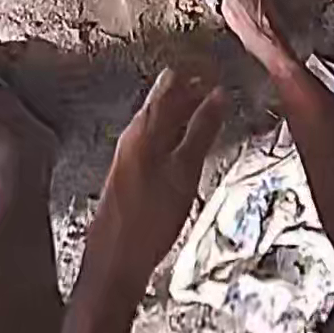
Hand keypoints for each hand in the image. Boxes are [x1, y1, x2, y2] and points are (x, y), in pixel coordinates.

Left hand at [84, 64, 227, 293]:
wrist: (114, 262)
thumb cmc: (149, 218)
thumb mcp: (185, 170)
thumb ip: (203, 129)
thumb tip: (218, 95)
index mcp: (145, 127)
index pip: (171, 82)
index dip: (195, 73)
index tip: (217, 70)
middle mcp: (134, 134)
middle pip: (164, 98)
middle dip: (192, 90)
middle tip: (219, 89)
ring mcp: (130, 152)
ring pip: (160, 118)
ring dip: (185, 111)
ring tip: (210, 111)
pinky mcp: (130, 171)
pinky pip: (156, 137)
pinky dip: (176, 131)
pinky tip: (188, 144)